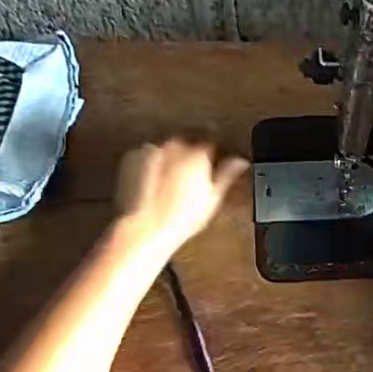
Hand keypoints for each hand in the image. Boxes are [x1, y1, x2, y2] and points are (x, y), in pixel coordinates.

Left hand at [114, 139, 248, 254]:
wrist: (146, 228)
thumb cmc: (178, 219)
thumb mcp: (213, 199)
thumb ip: (227, 174)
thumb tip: (240, 162)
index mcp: (197, 154)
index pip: (210, 143)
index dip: (210, 156)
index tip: (208, 165)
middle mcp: (174, 147)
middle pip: (186, 144)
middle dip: (186, 159)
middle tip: (187, 182)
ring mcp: (152, 151)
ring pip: (164, 150)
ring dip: (167, 161)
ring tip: (167, 187)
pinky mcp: (132, 157)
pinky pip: (144, 157)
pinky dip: (148, 166)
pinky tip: (152, 186)